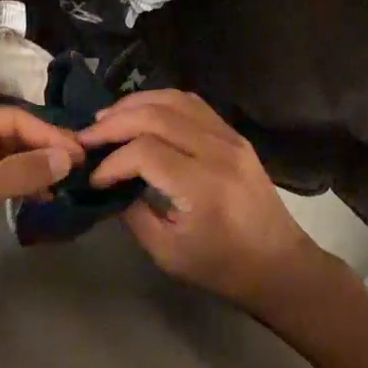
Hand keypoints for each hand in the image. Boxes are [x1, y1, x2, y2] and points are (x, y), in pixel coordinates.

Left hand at [0, 105, 84, 281]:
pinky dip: (26, 182)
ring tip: (70, 181)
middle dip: (46, 148)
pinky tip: (47, 194)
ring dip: (39, 166)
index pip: (14, 119)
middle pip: (15, 134)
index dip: (48, 134)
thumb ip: (21, 172)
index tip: (80, 152)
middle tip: (82, 166)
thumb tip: (66, 158)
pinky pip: (6, 174)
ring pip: (13, 154)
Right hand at [81, 90, 324, 306]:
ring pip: (173, 100)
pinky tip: (139, 114)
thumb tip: (109, 184)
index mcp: (204, 187)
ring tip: (107, 119)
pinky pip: (191, 103)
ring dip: (134, 104)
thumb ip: (134, 214)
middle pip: (156, 116)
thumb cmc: (223, 268)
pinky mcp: (234, 134)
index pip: (145, 152)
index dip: (112, 162)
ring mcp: (230, 137)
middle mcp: (218, 152)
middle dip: (114, 123)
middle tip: (87, 136)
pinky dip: (159, 102)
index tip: (95, 178)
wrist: (281, 266)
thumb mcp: (168, 253)